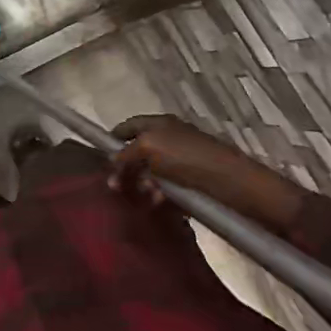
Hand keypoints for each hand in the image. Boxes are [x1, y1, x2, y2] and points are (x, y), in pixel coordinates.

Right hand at [110, 114, 303, 231]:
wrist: (232, 183)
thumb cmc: (188, 157)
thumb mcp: (150, 147)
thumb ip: (127, 154)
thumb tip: (111, 165)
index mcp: (160, 124)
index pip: (130, 126)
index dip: (113, 137)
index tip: (98, 154)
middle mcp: (170, 140)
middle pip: (139, 152)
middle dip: (125, 168)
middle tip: (113, 187)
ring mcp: (182, 164)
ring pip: (151, 175)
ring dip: (141, 186)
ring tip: (137, 199)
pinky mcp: (192, 186)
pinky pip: (167, 192)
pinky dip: (158, 199)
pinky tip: (156, 206)